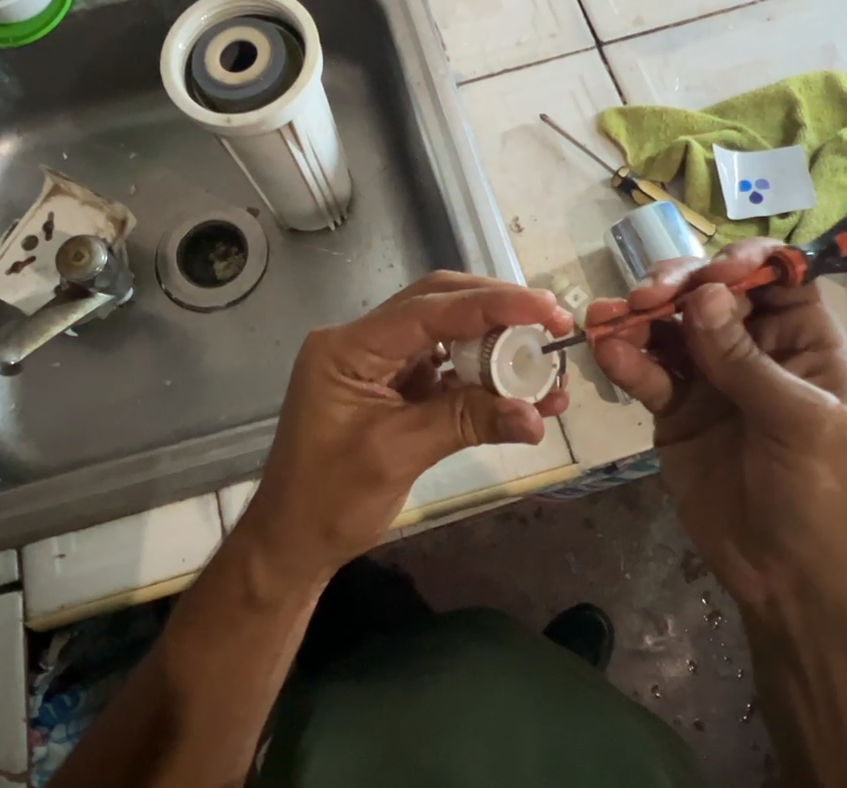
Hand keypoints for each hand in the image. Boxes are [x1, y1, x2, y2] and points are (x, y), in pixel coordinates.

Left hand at [239, 271, 572, 581]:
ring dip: (496, 348)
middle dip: (497, 312)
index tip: (546, 308)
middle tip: (553, 323)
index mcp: (348, 347)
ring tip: (546, 365)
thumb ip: (464, 423)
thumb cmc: (328, 499)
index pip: (427, 309)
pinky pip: (445, 371)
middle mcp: (363, 343)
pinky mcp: (395, 389)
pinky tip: (520, 395)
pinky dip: (483, 380)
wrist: (293, 542)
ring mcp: (380, 365)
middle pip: (439, 307)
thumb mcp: (396, 455)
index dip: (490, 304)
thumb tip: (535, 415)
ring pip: (447, 336)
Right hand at [588, 240, 846, 615]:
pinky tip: (606, 353)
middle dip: (676, 287)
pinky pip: (647, 372)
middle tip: (646, 297)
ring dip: (638, 317)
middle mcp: (755, 349)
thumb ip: (744, 360)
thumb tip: (702, 296)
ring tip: (609, 319)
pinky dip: (625, 360)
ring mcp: (710, 378)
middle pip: (711, 295)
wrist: (787, 576)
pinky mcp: (674, 407)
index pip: (776, 279)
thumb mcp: (796, 422)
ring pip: (669, 328)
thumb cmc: (820, 494)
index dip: (743, 264)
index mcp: (803, 342)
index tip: (711, 271)